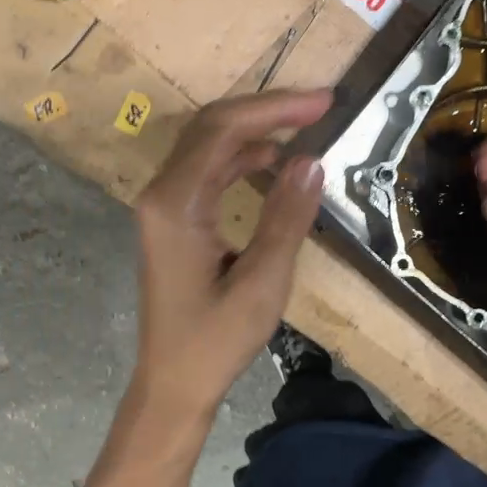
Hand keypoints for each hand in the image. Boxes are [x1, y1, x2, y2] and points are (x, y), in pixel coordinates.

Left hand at [131, 90, 331, 418]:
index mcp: (176, 203)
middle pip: (211, 128)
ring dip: (255, 133)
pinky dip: (241, 160)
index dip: (275, 109)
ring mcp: (163, 207)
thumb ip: (286, 217)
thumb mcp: (263, 282)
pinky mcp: (172, 221)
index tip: (324, 103)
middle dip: (267, 112)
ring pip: (208, 147)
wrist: (174, 383)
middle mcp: (162, 194)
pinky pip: (206, 172)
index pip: (223, 130)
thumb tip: (312, 160)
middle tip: (320, 107)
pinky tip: (274, 163)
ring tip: (305, 129)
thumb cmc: (215, 340)